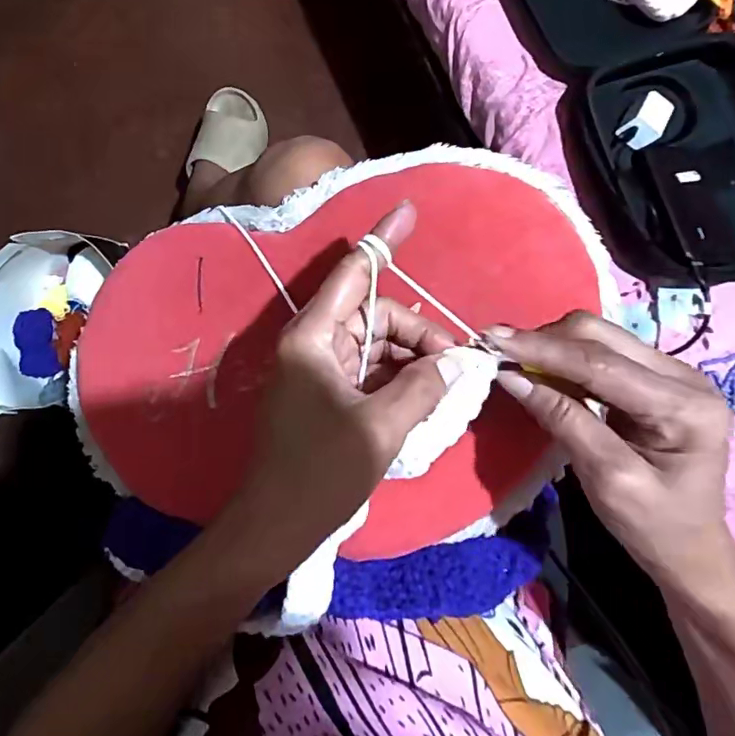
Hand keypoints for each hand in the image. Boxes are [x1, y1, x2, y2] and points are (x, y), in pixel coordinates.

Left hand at [226, 202, 458, 565]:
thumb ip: (423, 387)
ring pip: (374, 343)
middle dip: (417, 330)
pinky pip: (367, 369)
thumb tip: (459, 362)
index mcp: (312, 338)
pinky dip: (397, 376)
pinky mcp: (324, 394)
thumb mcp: (380, 428)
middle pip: (373, 313)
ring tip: (447, 381)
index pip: (353, 274)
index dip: (382, 241)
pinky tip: (427, 392)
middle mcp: (311, 344)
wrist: (275, 526)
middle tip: (456, 364)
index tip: (407, 209)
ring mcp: (316, 369)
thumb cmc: (320, 473)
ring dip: (411, 356)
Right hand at [483, 310, 734, 580]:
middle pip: (602, 336)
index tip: (494, 341)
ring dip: (552, 346)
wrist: (689, 547)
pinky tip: (542, 370)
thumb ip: (564, 422)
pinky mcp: (657, 376)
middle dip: (545, 341)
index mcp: (685, 407)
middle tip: (499, 352)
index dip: (543, 349)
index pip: (601, 364)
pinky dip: (565, 357)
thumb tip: (512, 377)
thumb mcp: (607, 480)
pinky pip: (603, 351)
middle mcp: (686, 377)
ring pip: (600, 337)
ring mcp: (674, 372)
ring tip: (515, 361)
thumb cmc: (653, 525)